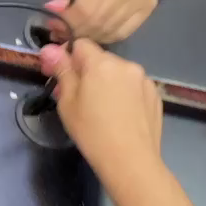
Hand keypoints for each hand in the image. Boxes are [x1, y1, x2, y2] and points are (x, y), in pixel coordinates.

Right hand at [38, 41, 165, 182]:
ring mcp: (144, 80)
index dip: (68, 57)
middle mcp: (125, 65)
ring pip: (117, 72)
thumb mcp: (68, 102)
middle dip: (87, 71)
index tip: (61, 76)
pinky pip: (133, 86)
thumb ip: (62, 71)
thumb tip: (50, 49)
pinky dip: (123, 93)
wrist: (130, 161)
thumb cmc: (92, 131)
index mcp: (101, 63)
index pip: (81, 44)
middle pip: (100, 58)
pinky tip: (119, 115)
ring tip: (101, 108)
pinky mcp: (155, 95)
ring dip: (106, 81)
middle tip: (77, 96)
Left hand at [46, 0, 157, 43]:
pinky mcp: (149, 7)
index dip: (67, 21)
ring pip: (110, 30)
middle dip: (75, 31)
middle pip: (97, 22)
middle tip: (61, 32)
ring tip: (75, 33)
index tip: (54, 23)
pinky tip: (95, 33)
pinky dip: (106, 36)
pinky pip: (124, 32)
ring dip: (89, 37)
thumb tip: (56, 12)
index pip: (85, 8)